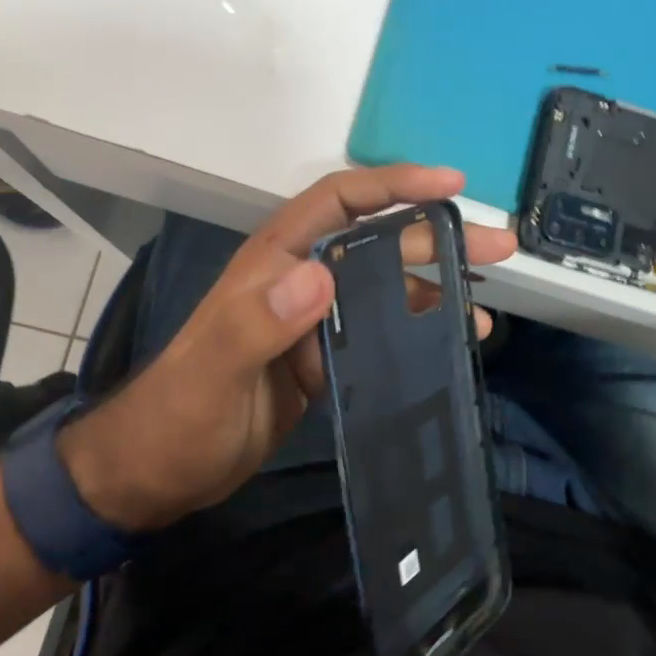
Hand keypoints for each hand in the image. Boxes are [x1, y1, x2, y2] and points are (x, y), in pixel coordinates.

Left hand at [59, 165, 516, 532]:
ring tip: (487, 303)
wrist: (156, 472)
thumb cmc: (178, 415)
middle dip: (436, 237)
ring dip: (436, 289)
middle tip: (499, 245)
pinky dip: (418, 334)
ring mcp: (313, 324)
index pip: (339, 202)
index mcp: (273, 263)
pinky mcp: (322, 363)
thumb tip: (324, 276)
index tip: (450, 184)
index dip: (393, 185)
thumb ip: (258, 322)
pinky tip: (452, 342)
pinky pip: (380, 337)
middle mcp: (298, 282)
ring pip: (384, 291)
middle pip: (376, 243)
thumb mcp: (214, 369)